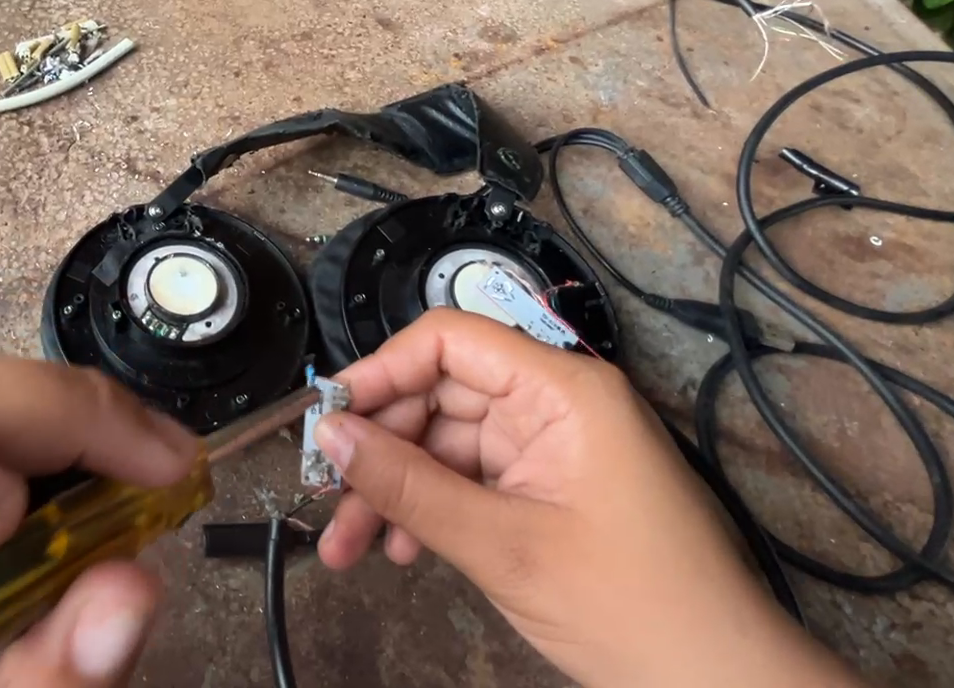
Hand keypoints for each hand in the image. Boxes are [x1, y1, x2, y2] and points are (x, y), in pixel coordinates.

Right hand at [313, 311, 862, 687]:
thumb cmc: (630, 612)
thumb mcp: (503, 547)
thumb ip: (408, 485)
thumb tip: (329, 433)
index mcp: (560, 390)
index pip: (449, 341)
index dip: (382, 369)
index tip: (330, 416)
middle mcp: (550, 403)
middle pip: (436, 396)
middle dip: (377, 450)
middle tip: (324, 494)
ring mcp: (545, 447)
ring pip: (440, 444)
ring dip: (392, 491)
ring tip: (345, 545)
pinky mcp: (540, 487)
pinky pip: (464, 479)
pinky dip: (426, 510)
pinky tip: (400, 551)